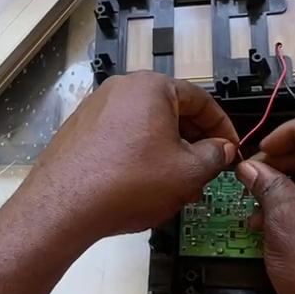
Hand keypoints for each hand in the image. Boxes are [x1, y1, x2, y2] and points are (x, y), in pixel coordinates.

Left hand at [13, 72, 239, 247]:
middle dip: (193, 143)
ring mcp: (96, 108)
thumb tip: (222, 149)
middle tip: (206, 171)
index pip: (200, 100)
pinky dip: (140, 156)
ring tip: (177, 186)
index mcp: (151, 87)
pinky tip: (144, 186)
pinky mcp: (80, 130)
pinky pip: (122, 137)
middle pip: (171, 112)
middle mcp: (122, 88)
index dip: (221, 127)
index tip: (231, 148)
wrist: (64, 206)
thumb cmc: (127, 183)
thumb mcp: (188, 172)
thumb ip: (214, 156)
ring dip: (167, 153)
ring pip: (146, 127)